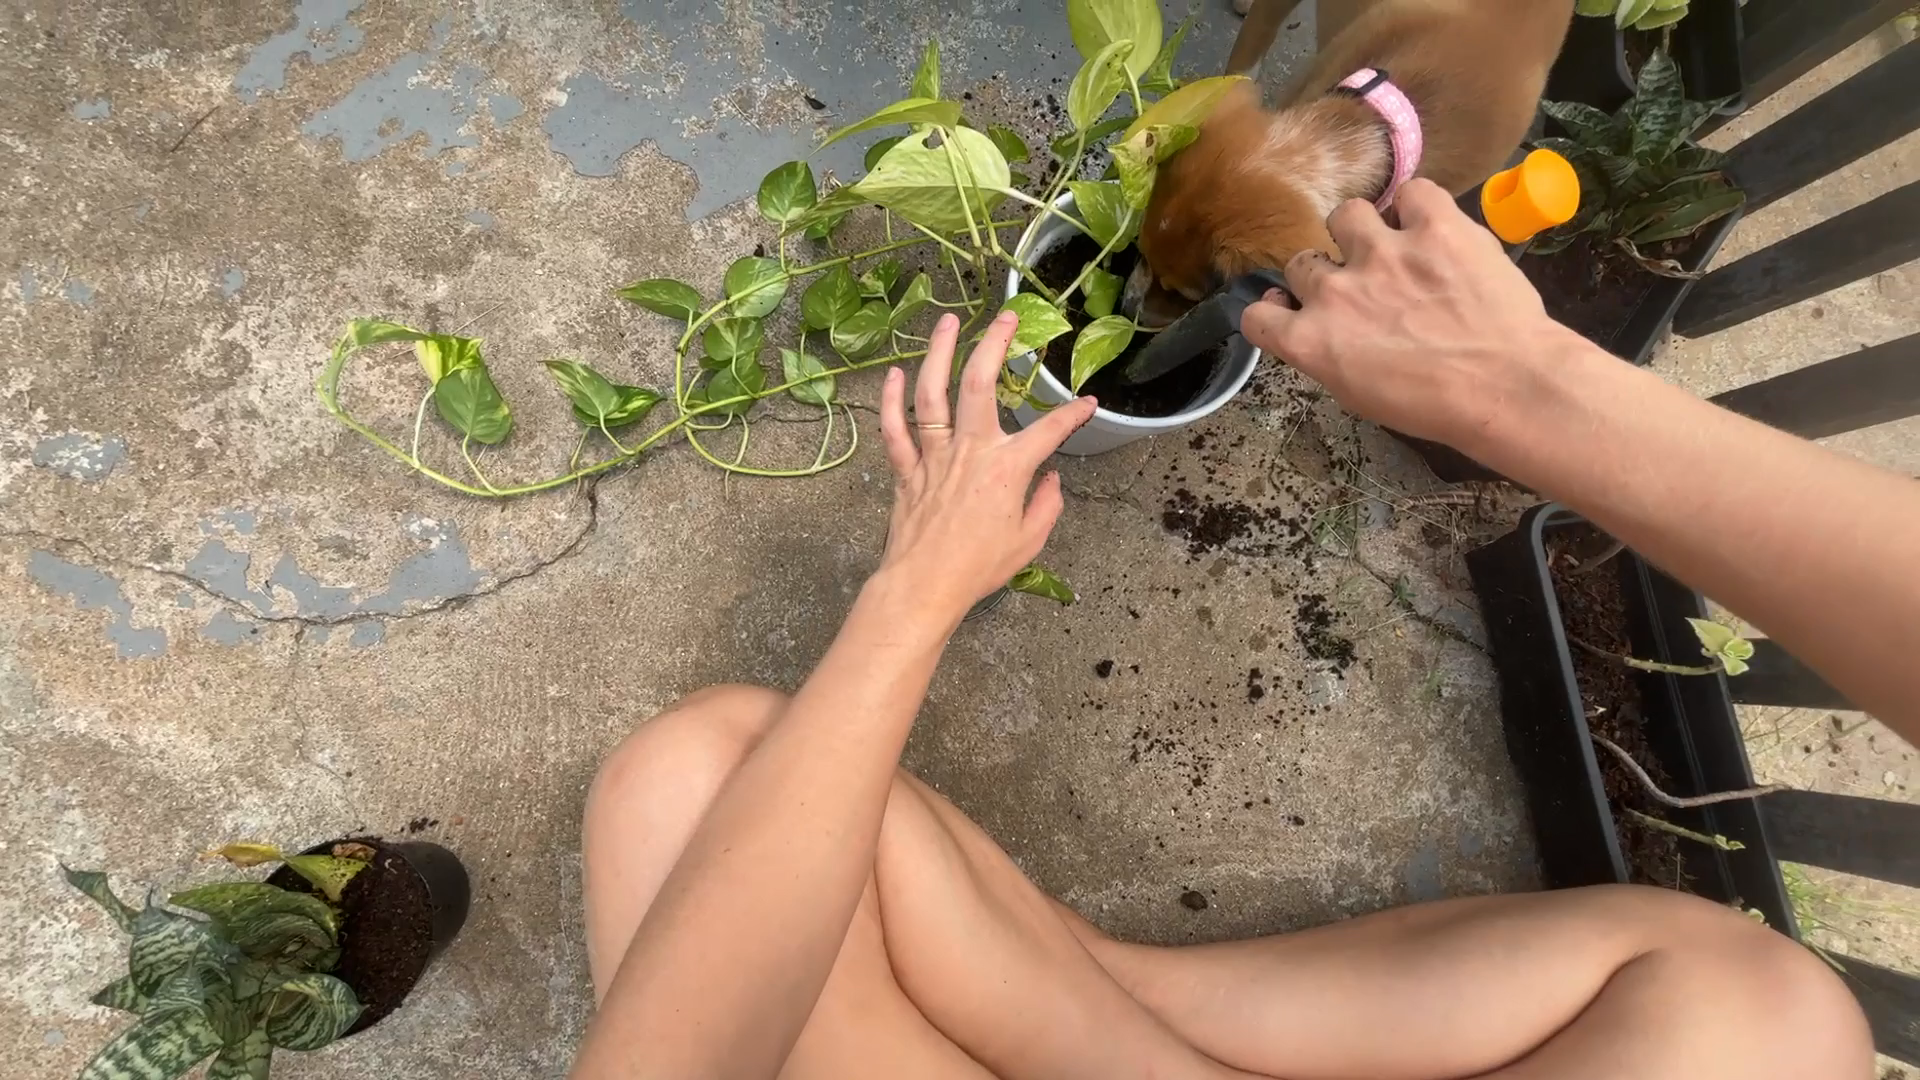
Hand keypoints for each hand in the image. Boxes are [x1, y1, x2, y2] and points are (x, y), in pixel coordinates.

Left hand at [876, 311, 1096, 623]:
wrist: (924, 586)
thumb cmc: (979, 568)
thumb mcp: (1029, 542)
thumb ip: (1046, 506)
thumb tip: (1051, 479)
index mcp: (1006, 469)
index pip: (1050, 431)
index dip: (1073, 414)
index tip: (1088, 403)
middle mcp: (969, 450)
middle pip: (980, 384)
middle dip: (995, 344)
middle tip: (1006, 317)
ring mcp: (933, 455)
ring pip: (932, 393)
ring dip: (939, 352)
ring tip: (949, 322)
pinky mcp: (906, 469)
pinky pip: (894, 429)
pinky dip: (890, 400)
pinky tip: (893, 373)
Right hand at [1239, 179, 1583, 446]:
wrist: (1503, 386)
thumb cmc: (1426, 404)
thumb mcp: (1352, 393)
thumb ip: (1325, 354)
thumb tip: (1322, 332)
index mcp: (1307, 340)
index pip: (1256, 314)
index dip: (1273, 312)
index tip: (1292, 312)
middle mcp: (1333, 291)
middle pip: (1300, 263)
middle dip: (1321, 275)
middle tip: (1354, 288)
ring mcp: (1382, 252)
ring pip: (1344, 215)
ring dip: (1357, 230)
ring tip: (1384, 245)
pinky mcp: (1435, 225)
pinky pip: (1411, 192)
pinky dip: (1415, 206)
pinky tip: (1426, 225)